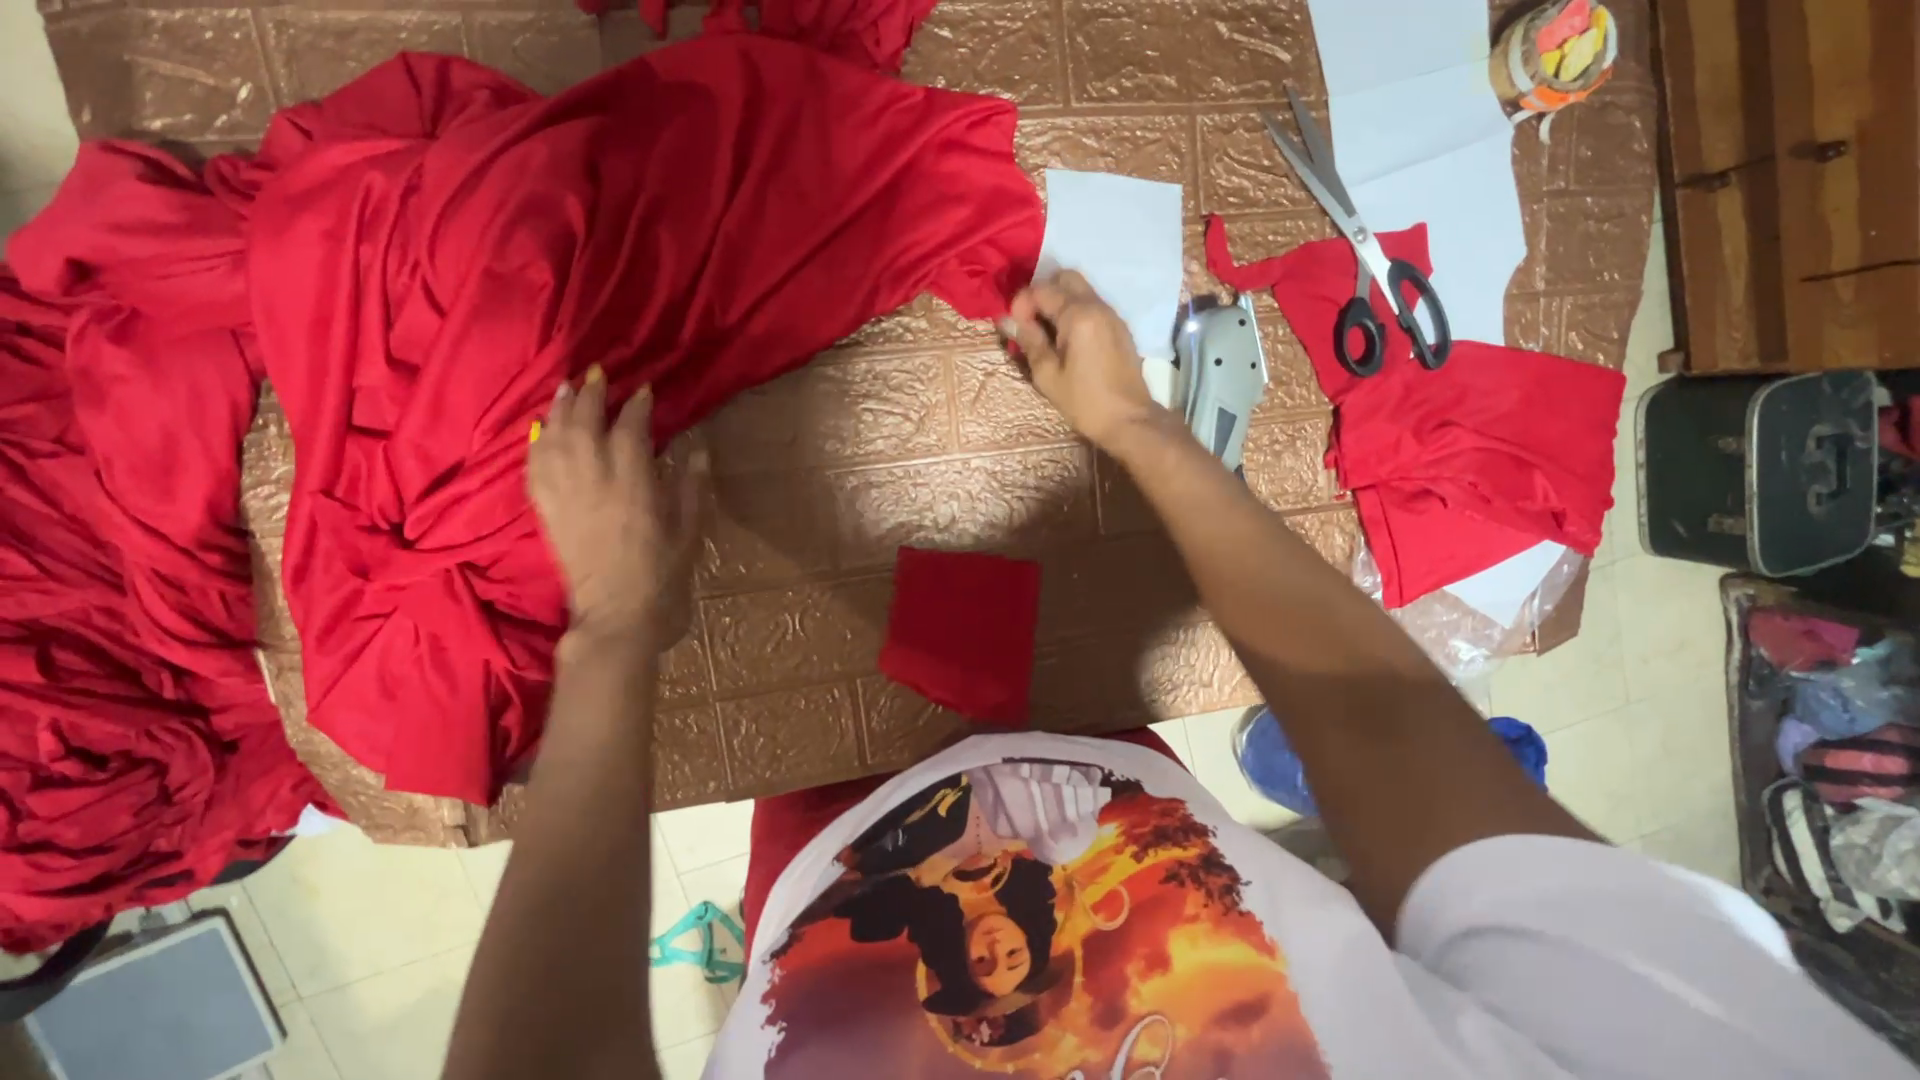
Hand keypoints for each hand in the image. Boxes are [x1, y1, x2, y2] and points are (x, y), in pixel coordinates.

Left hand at [528, 368, 706, 649]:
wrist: (617, 613)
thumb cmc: (662, 573)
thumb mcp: (689, 530)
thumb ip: (690, 488)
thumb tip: (697, 452)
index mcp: (633, 485)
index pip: (630, 430)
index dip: (636, 406)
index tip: (645, 390)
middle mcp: (594, 482)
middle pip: (585, 425)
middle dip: (591, 396)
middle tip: (599, 374)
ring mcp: (565, 496)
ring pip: (555, 440)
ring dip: (559, 410)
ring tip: (566, 388)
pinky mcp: (547, 512)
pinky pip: (535, 467)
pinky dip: (537, 443)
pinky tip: (540, 429)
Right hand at [998, 271, 1165, 449]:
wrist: (1129, 420)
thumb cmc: (1084, 402)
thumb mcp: (1047, 375)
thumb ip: (1028, 341)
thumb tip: (1007, 320)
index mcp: (1078, 316)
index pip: (1042, 289)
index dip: (1021, 304)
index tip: (1014, 327)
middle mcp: (1098, 306)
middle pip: (1065, 278)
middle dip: (1042, 293)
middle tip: (1031, 322)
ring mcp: (1112, 315)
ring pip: (1080, 290)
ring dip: (1058, 303)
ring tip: (1046, 334)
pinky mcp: (1119, 328)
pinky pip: (1092, 306)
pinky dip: (1074, 313)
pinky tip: (1066, 341)